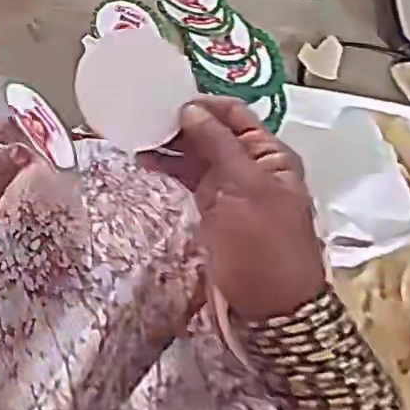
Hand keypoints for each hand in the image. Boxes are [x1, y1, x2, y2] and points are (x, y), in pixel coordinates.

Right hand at [154, 98, 327, 319]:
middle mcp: (248, 163)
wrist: (271, 308)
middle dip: (180, 122)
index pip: (234, 114)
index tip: (169, 100)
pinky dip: (166, 166)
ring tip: (137, 135)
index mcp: (269, 154)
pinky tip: (143, 160)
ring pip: (194, 152)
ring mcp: (228, 185)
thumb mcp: (247, 189)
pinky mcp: (210, 204)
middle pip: (211, 130)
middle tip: (144, 116)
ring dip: (169, 143)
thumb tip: (190, 109)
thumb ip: (219, 145)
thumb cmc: (265, 244)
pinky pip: (186, 175)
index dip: (204, 104)